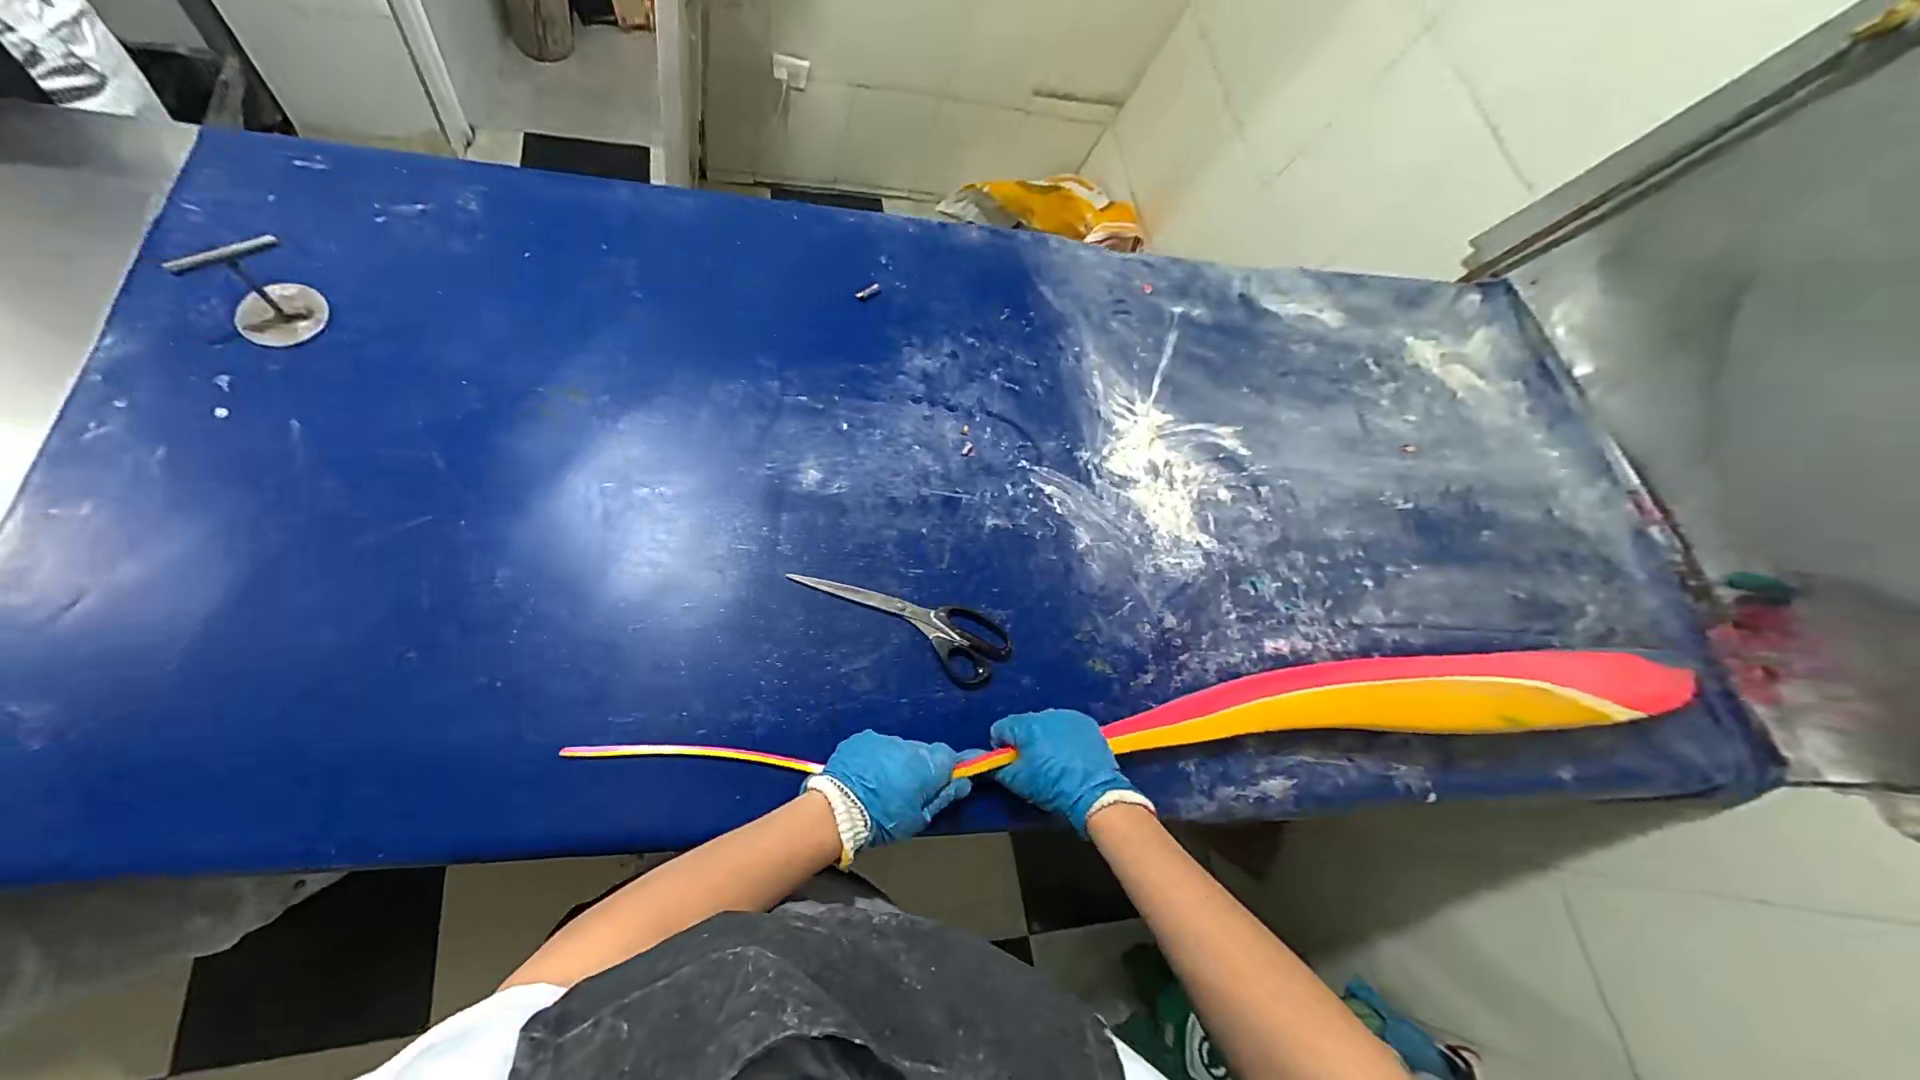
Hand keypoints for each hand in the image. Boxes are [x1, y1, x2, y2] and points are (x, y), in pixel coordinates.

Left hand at [821, 731, 972, 846]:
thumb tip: (963, 783)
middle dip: (920, 767)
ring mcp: (883, 739)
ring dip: (896, 762)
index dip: (948, 768)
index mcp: (927, 765)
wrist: (836, 810)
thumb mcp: (919, 818)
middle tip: (908, 790)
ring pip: (899, 749)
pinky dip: (875, 759)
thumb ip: (943, 797)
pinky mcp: (861, 739)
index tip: (945, 779)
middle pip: (923, 752)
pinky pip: (876, 747)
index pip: (950, 756)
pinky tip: (865, 776)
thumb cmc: (882, 820)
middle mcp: (908, 745)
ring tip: (882, 785)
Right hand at [990, 709, 1136, 833]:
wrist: (1095, 791)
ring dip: (1045, 737)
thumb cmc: (1052, 786)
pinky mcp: (1086, 722)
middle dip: (1025, 741)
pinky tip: (1071, 755)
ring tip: (1055, 761)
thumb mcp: (1017, 781)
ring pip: (1046, 724)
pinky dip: (1065, 737)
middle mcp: (1046, 713)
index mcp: (1026, 725)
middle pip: (1024, 725)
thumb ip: (997, 767)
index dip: (1002, 747)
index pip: (1001, 728)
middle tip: (1034, 764)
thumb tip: (986, 761)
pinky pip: (1067, 726)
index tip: (1012, 763)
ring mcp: (1068, 716)